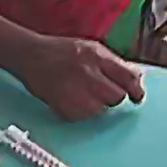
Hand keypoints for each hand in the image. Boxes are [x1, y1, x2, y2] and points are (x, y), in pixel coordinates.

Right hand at [15, 35, 144, 120]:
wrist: (29, 55)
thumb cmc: (60, 51)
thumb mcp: (90, 48)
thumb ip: (113, 63)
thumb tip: (135, 79)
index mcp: (96, 56)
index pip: (128, 77)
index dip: (135, 90)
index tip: (136, 97)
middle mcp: (87, 72)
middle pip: (116, 97)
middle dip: (112, 97)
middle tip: (100, 93)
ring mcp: (74, 90)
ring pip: (100, 110)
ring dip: (95, 106)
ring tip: (82, 95)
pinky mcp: (62, 105)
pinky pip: (82, 117)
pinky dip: (79, 113)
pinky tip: (71, 100)